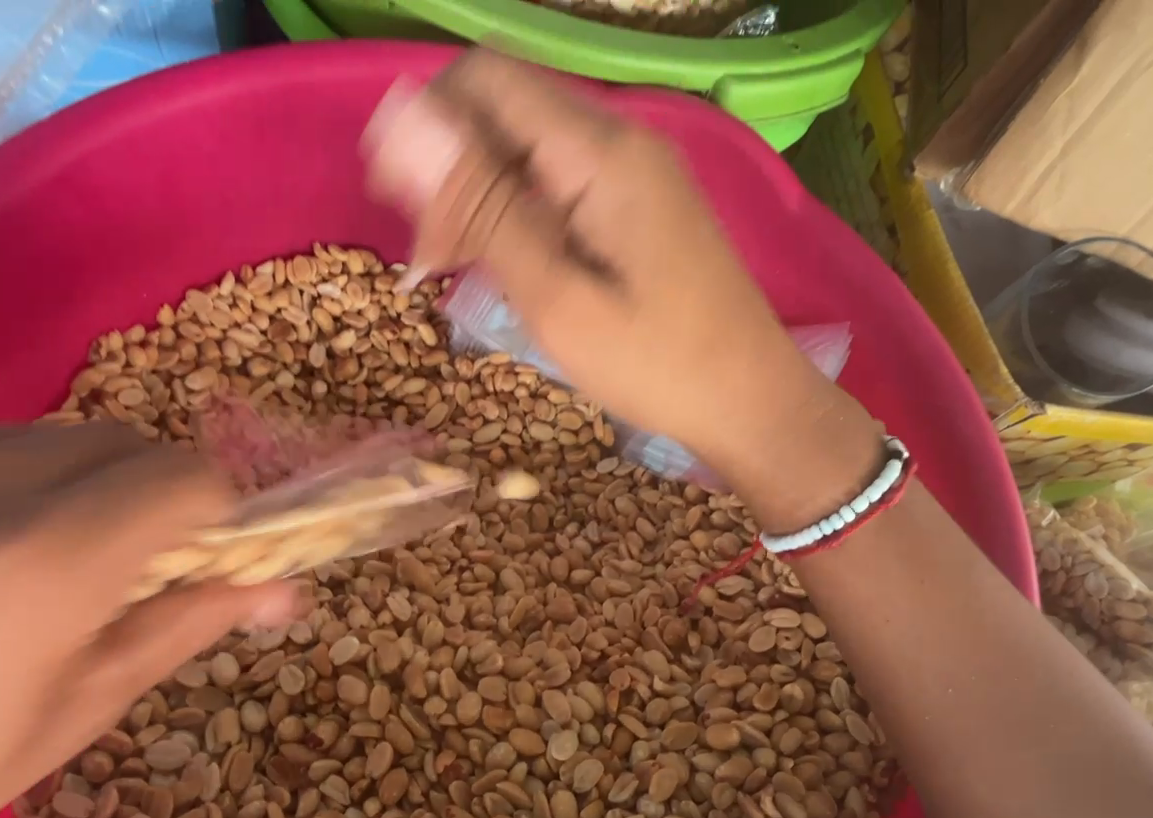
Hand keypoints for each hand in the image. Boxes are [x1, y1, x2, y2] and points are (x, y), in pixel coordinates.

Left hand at [0, 425, 301, 817]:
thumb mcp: (60, 724)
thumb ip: (177, 631)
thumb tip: (282, 590)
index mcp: (34, 567)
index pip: (179, 475)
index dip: (215, 507)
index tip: (206, 550)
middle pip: (106, 439)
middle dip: (143, 489)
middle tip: (123, 565)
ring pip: (17, 441)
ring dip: (55, 486)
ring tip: (9, 571)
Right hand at [361, 52, 849, 483]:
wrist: (751, 402)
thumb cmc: (656, 365)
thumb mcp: (557, 295)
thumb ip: (481, 208)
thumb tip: (402, 124)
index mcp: (601, 152)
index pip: (485, 80)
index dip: (427, 127)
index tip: (405, 211)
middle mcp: (621, 139)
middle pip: (506, 112)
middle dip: (452, 171)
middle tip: (434, 262)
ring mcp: (637, 172)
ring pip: (530, 151)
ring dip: (483, 198)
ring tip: (464, 272)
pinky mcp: (643, 205)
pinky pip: (562, 183)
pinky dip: (522, 214)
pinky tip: (512, 266)